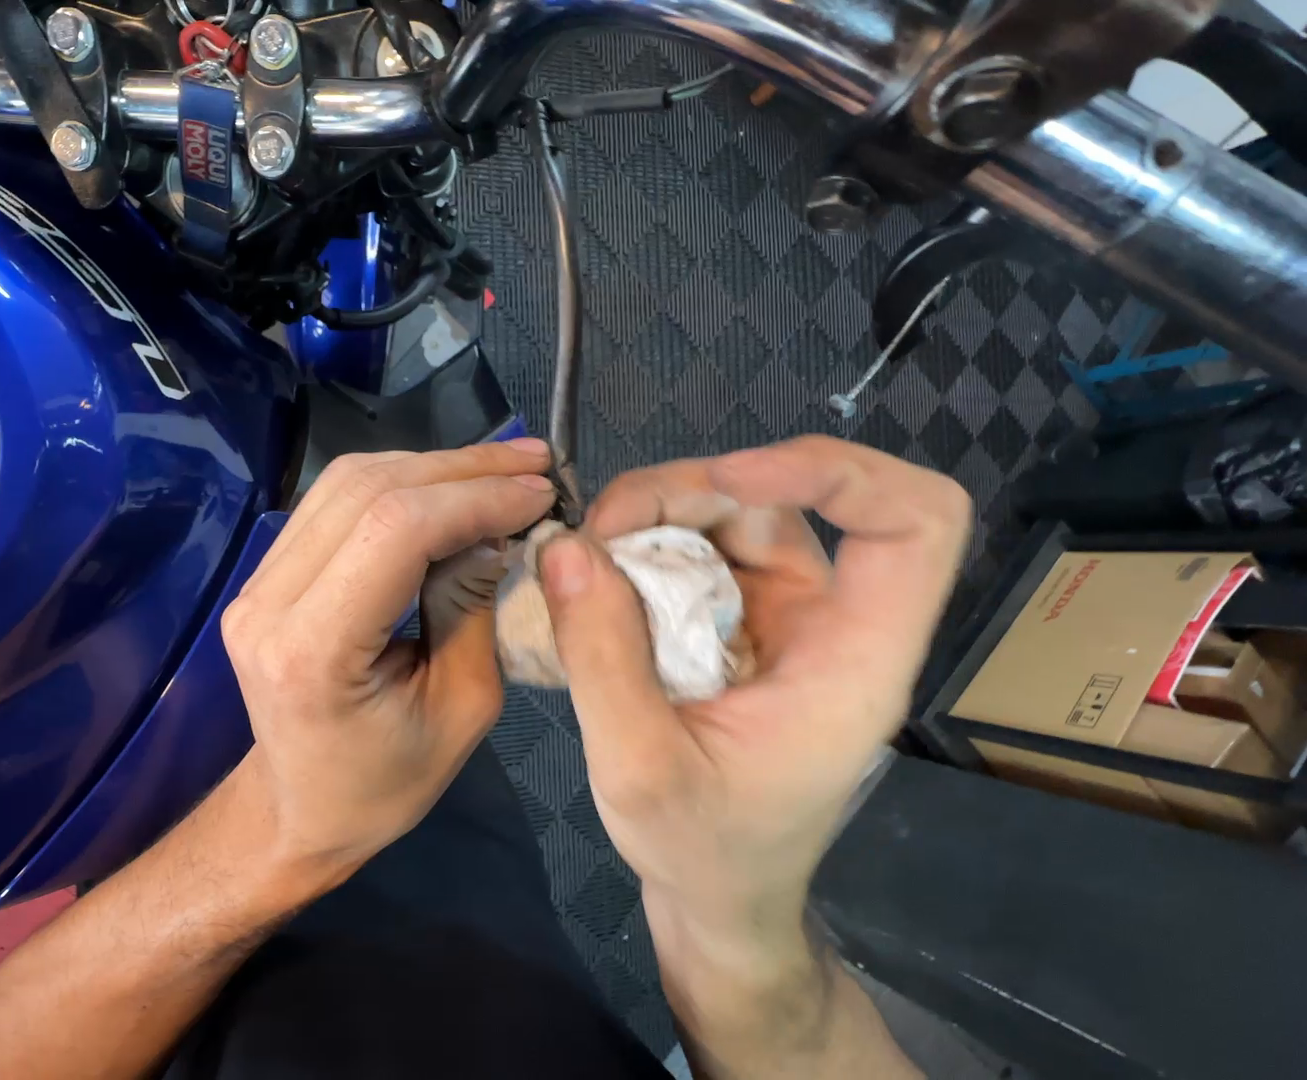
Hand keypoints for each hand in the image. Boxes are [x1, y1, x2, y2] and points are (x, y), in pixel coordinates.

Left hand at [221, 439, 556, 880]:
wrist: (300, 806)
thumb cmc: (385, 783)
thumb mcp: (461, 709)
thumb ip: (474, 608)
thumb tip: (499, 527)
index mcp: (312, 652)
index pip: (394, 531)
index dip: (474, 498)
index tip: (542, 493)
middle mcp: (267, 603)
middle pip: (367, 491)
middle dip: (461, 469)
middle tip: (534, 464)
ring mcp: (255, 583)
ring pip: (346, 482)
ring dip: (431, 465)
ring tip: (501, 467)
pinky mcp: (263, 574)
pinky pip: (333, 502)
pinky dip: (399, 483)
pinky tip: (448, 486)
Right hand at [538, 437, 969, 986]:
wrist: (713, 895)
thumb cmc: (703, 851)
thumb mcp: (639, 768)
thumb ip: (602, 658)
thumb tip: (565, 549)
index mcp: (853, 660)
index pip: (914, 523)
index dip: (835, 473)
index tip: (726, 480)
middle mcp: (826, 621)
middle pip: (782, 503)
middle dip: (684, 494)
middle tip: (594, 534)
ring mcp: (777, 618)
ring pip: (729, 517)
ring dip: (652, 516)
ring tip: (581, 555)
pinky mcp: (731, 622)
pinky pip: (692, 552)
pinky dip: (639, 547)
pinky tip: (591, 578)